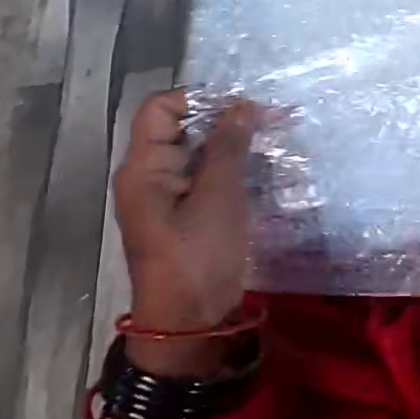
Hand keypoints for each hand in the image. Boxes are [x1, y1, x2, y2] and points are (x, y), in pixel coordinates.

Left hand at [112, 90, 255, 358]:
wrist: (190, 321)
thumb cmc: (198, 255)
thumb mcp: (218, 196)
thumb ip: (229, 146)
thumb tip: (243, 105)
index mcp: (144, 167)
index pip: (161, 108)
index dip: (200, 97)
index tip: (245, 104)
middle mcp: (151, 175)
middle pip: (183, 128)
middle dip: (226, 119)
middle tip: (271, 118)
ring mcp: (170, 196)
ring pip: (200, 153)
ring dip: (234, 144)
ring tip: (275, 140)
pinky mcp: (189, 214)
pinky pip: (208, 178)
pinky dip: (233, 169)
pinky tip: (265, 169)